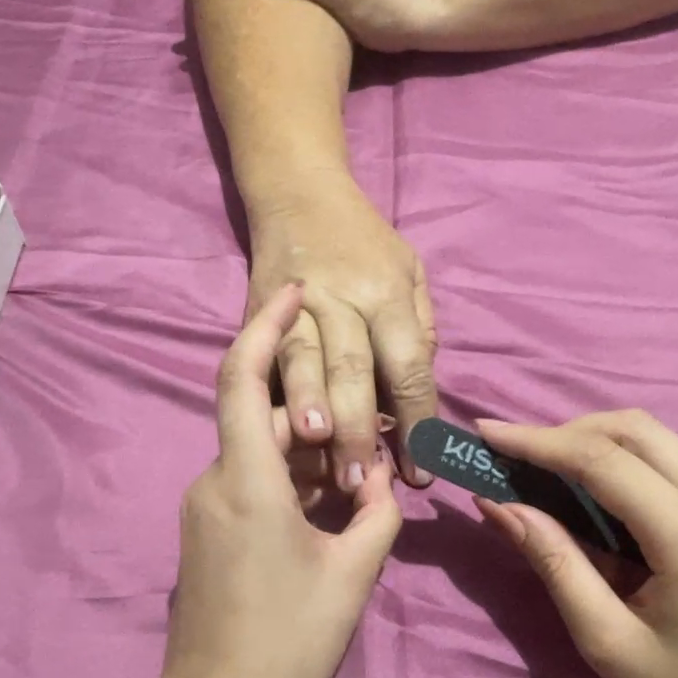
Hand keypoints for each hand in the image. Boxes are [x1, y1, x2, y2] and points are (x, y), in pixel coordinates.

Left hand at [160, 283, 403, 677]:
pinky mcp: (207, 534)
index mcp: (245, 479)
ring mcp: (205, 509)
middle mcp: (215, 482)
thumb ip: (375, 513)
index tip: (294, 292)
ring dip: (311, 453)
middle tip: (378, 429)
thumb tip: (383, 478)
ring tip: (367, 469)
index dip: (264, 326)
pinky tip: (334, 501)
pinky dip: (292, 481)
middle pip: (266, 419)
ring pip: (261, 454)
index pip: (242, 378)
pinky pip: (251, 485)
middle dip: (322, 413)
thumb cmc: (289, 643)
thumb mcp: (352, 573)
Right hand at [246, 173, 438, 491]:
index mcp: (386, 293)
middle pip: (351, 369)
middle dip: (358, 427)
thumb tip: (418, 390)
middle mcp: (340, 301)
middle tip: (360, 481)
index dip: (416, 420)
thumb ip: (420, 326)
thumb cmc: (364, 242)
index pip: (407, 365)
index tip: (421, 469)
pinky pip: (263, 361)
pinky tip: (274, 432)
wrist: (297, 196)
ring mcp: (293, 307)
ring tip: (313, 451)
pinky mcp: (256, 314)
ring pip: (300, 363)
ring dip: (306, 408)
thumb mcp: (410, 270)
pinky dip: (271, 396)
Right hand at [473, 412, 677, 677]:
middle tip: (516, 456)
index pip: (603, 460)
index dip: (537, 441)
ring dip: (598, 442)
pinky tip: (599, 499)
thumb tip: (500, 506)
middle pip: (636, 429)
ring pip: (660, 441)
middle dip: (567, 431)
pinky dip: (629, 465)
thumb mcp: (607, 643)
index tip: (485, 432)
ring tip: (547, 472)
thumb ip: (554, 564)